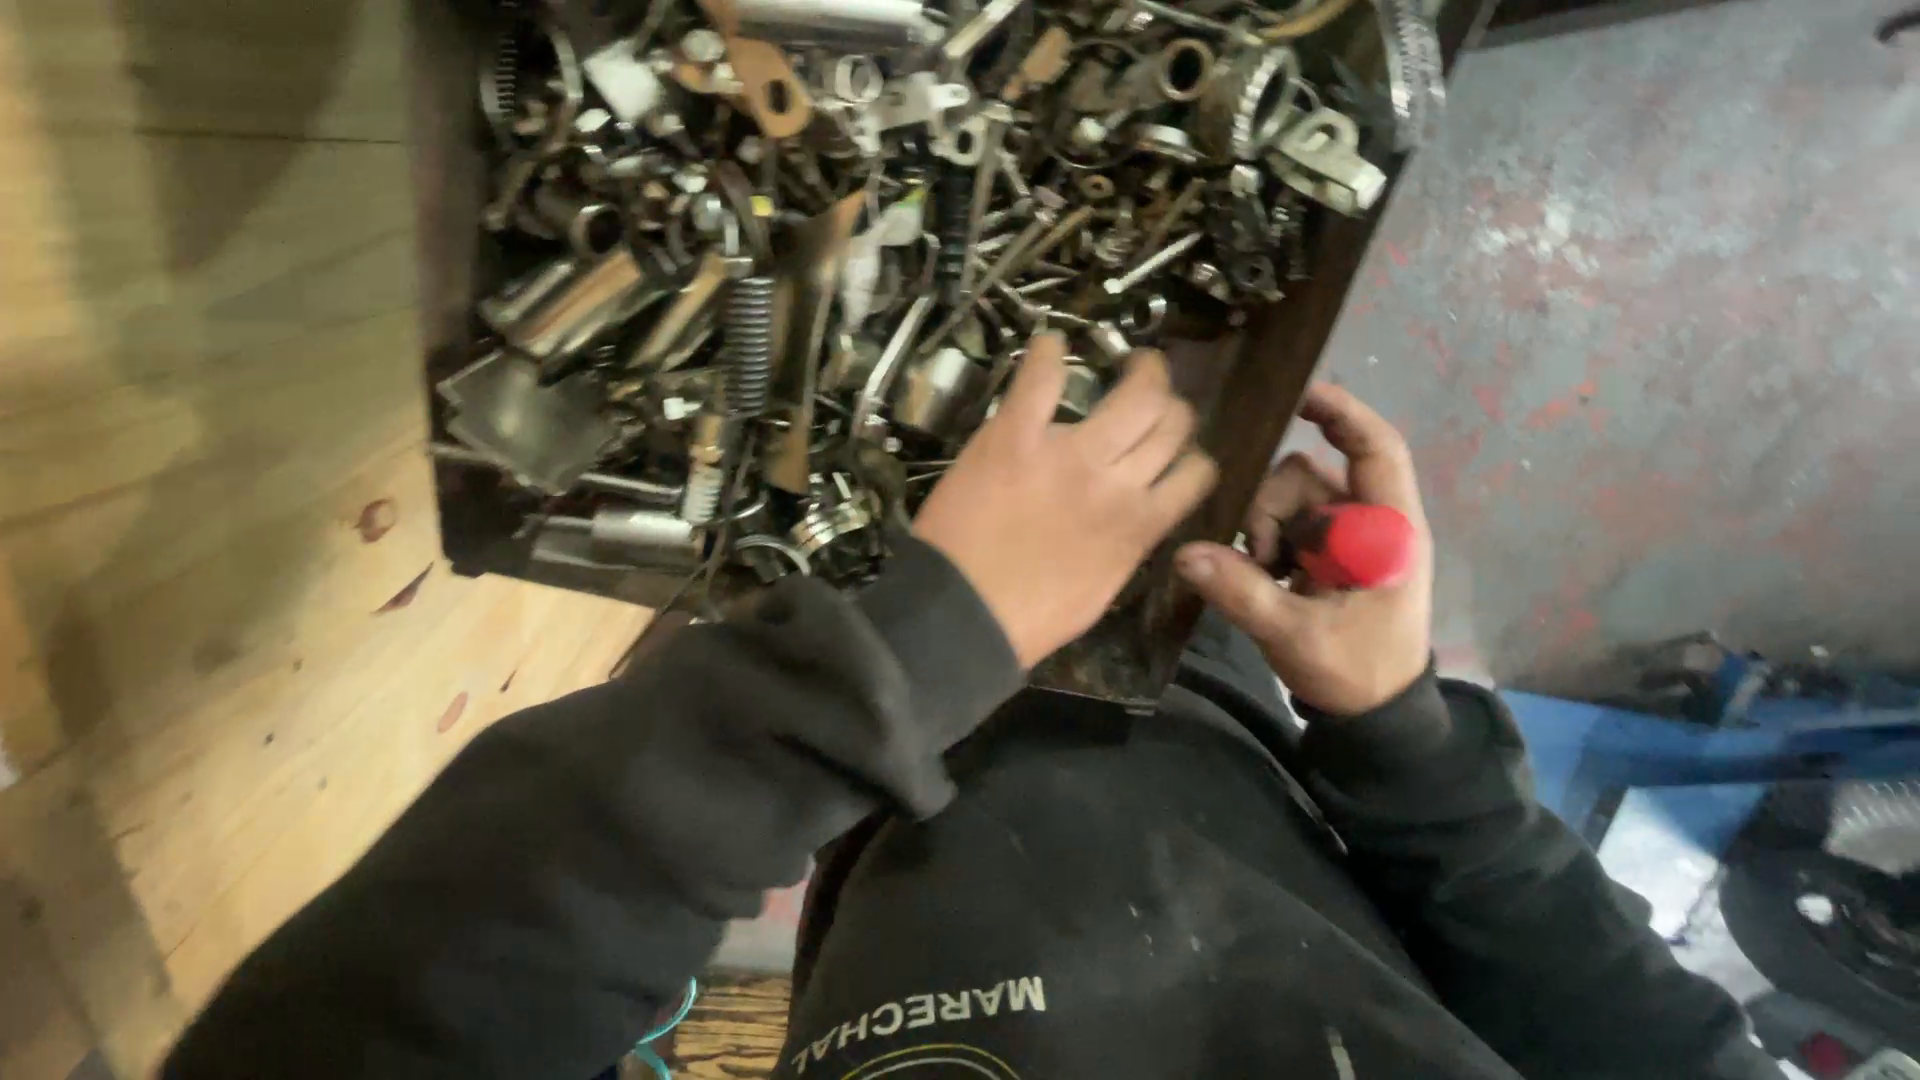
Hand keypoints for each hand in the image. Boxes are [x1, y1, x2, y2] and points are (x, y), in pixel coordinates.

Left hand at [913, 333, 1217, 669]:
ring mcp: (1067, 453)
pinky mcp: (1014, 436)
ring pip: (1136, 395)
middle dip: (1172, 405)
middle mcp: (1117, 481)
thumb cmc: (1031, 617)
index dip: (1191, 455)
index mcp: (1140, 524)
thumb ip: (1128, 544)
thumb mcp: (1103, 588)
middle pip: (1172, 421)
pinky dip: (1047, 353)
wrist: (962, 615)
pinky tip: (1051, 344)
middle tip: (1154, 394)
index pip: (1196, 471)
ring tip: (1133, 364)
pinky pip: (1040, 379)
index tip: (1176, 449)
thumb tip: (1137, 520)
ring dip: (1143, 372)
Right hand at [1174, 383, 1433, 715]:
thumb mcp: (1296, 635)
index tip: (1300, 396)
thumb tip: (1186, 554)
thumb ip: (1241, 593)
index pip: (1377, 451)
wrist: (1373, 717)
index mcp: (1388, 532)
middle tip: (1259, 561)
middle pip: (1307, 476)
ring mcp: (1342, 540)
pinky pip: (1282, 526)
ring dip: (1262, 529)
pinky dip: (1262, 543)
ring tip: (1261, 576)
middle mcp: (1367, 524)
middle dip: (1271, 509)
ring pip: (1287, 500)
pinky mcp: (1322, 557)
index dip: (1345, 415)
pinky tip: (1260, 575)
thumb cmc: (1356, 671)